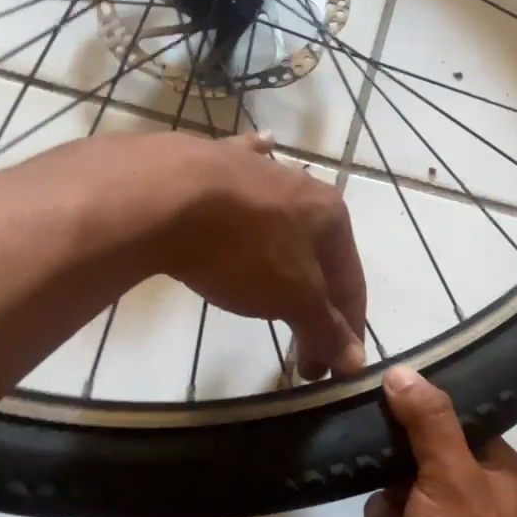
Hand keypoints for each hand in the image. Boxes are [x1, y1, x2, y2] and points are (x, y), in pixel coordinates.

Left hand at [162, 133, 366, 378]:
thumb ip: (327, 328)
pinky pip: (243, 165)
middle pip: (318, 256)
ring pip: (283, 216)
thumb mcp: (292, 299)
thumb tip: (355, 362)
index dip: (345, 332)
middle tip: (299, 348)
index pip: (351, 285)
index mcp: (333, 217)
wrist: (161, 195)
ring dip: (293, 249)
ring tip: (287, 277)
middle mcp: (303, 185)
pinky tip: (263, 145)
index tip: (329, 371)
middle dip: (314, 303)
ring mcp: (257, 167)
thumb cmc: (242, 250)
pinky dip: (256, 161)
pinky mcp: (211, 157)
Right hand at [365, 367, 516, 516]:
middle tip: (379, 446)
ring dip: (388, 489)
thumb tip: (402, 373)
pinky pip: (389, 513)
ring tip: (390, 504)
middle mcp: (474, 489)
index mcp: (497, 468)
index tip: (394, 394)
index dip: (428, 410)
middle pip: (425, 448)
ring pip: (401, 479)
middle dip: (400, 453)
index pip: (459, 420)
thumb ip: (430, 422)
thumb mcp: (451, 475)